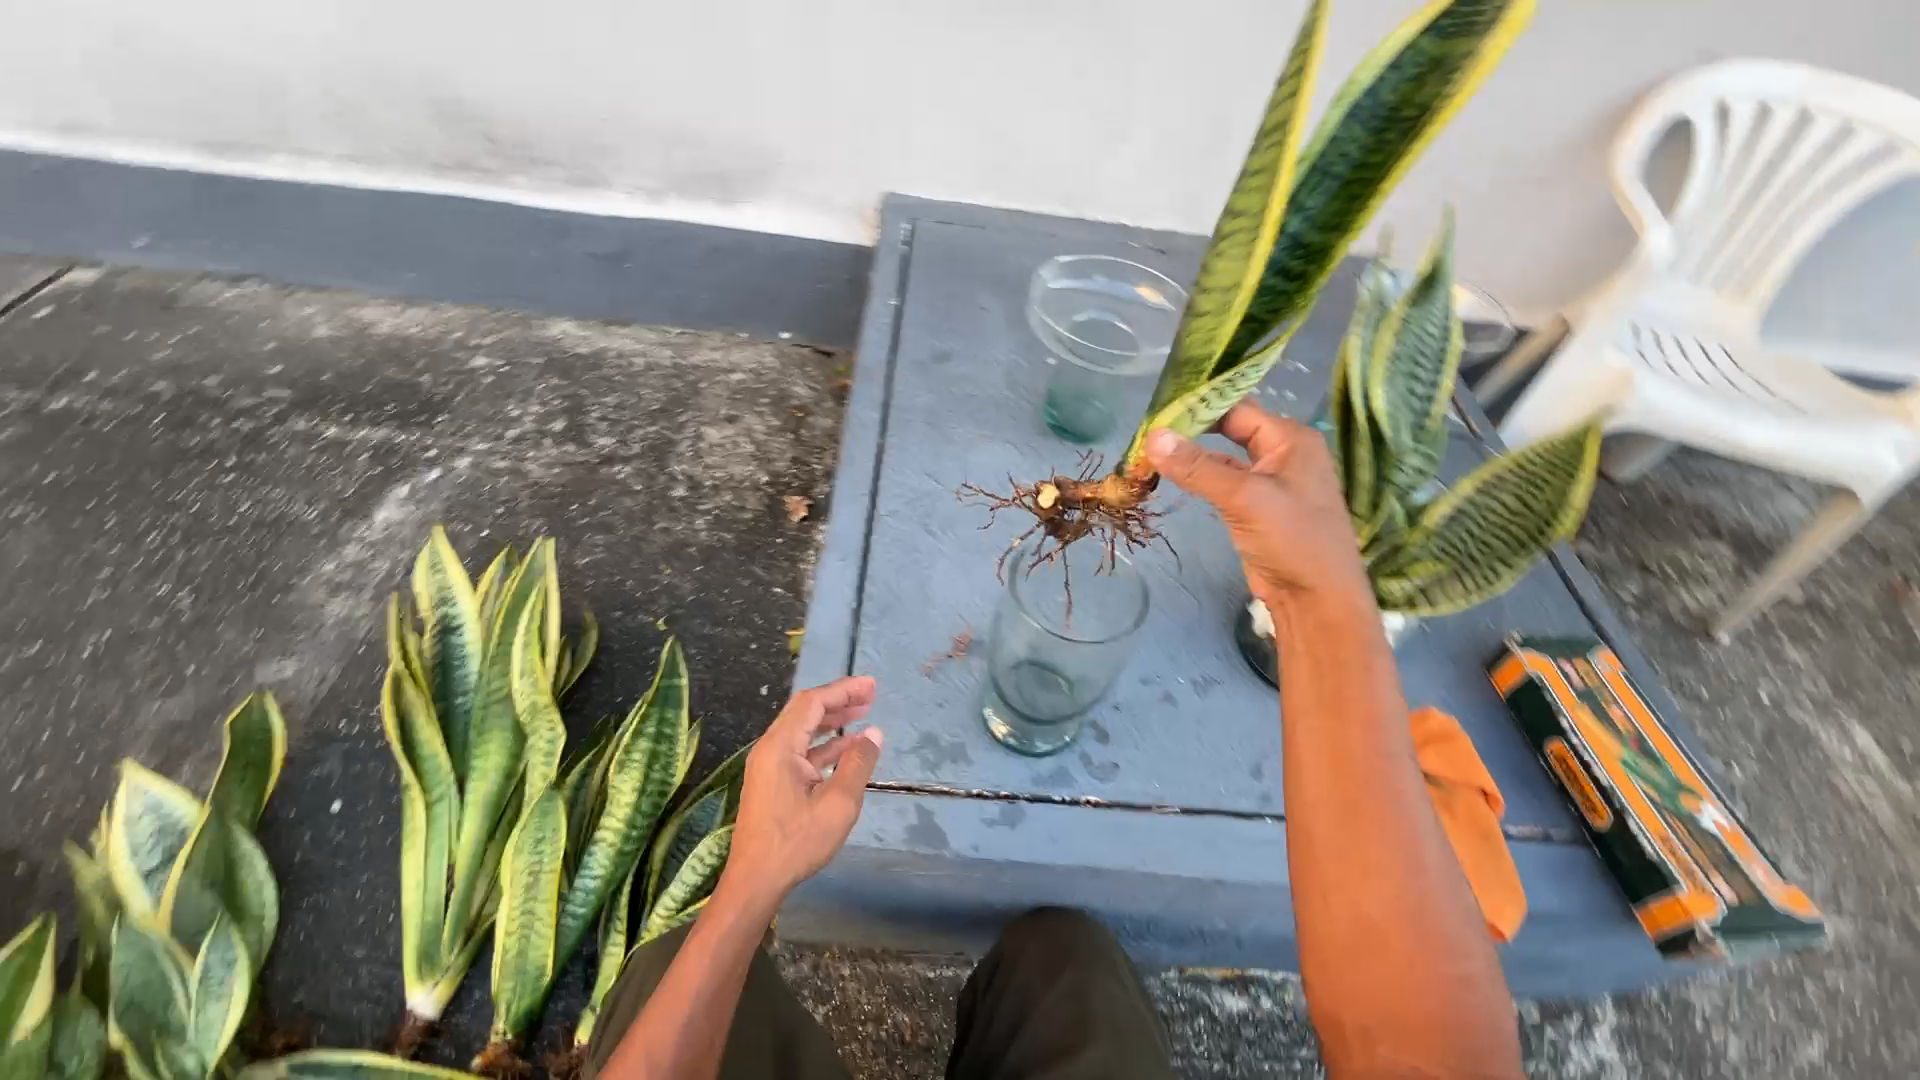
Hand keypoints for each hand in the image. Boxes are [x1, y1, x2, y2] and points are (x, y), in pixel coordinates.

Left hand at [720, 676, 883, 911]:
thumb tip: (874, 733)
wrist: (755, 881)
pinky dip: (824, 745)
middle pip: (805, 712)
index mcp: (780, 747)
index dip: (843, 690)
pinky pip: (800, 751)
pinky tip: (847, 748)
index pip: (813, 703)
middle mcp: (770, 749)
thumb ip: (858, 763)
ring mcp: (768, 766)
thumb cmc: (796, 842)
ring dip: (832, 722)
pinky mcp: (772, 783)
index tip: (871, 686)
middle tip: (870, 696)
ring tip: (863, 715)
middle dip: (838, 700)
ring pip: (802, 731)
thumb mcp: (838, 803)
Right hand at [1144, 402, 1371, 612]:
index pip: (1237, 409)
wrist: (1316, 598)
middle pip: (1230, 430)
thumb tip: (1152, 437)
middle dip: (1192, 430)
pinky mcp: (1258, 508)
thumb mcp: (1243, 498)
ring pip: (1225, 457)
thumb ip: (1197, 467)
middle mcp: (1283, 453)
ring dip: (1192, 457)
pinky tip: (1174, 478)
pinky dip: (1200, 479)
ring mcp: (1271, 482)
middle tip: (1149, 431)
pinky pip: (1225, 482)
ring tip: (1151, 452)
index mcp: (1290, 439)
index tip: (1157, 412)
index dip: (1198, 407)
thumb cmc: (1292, 539)